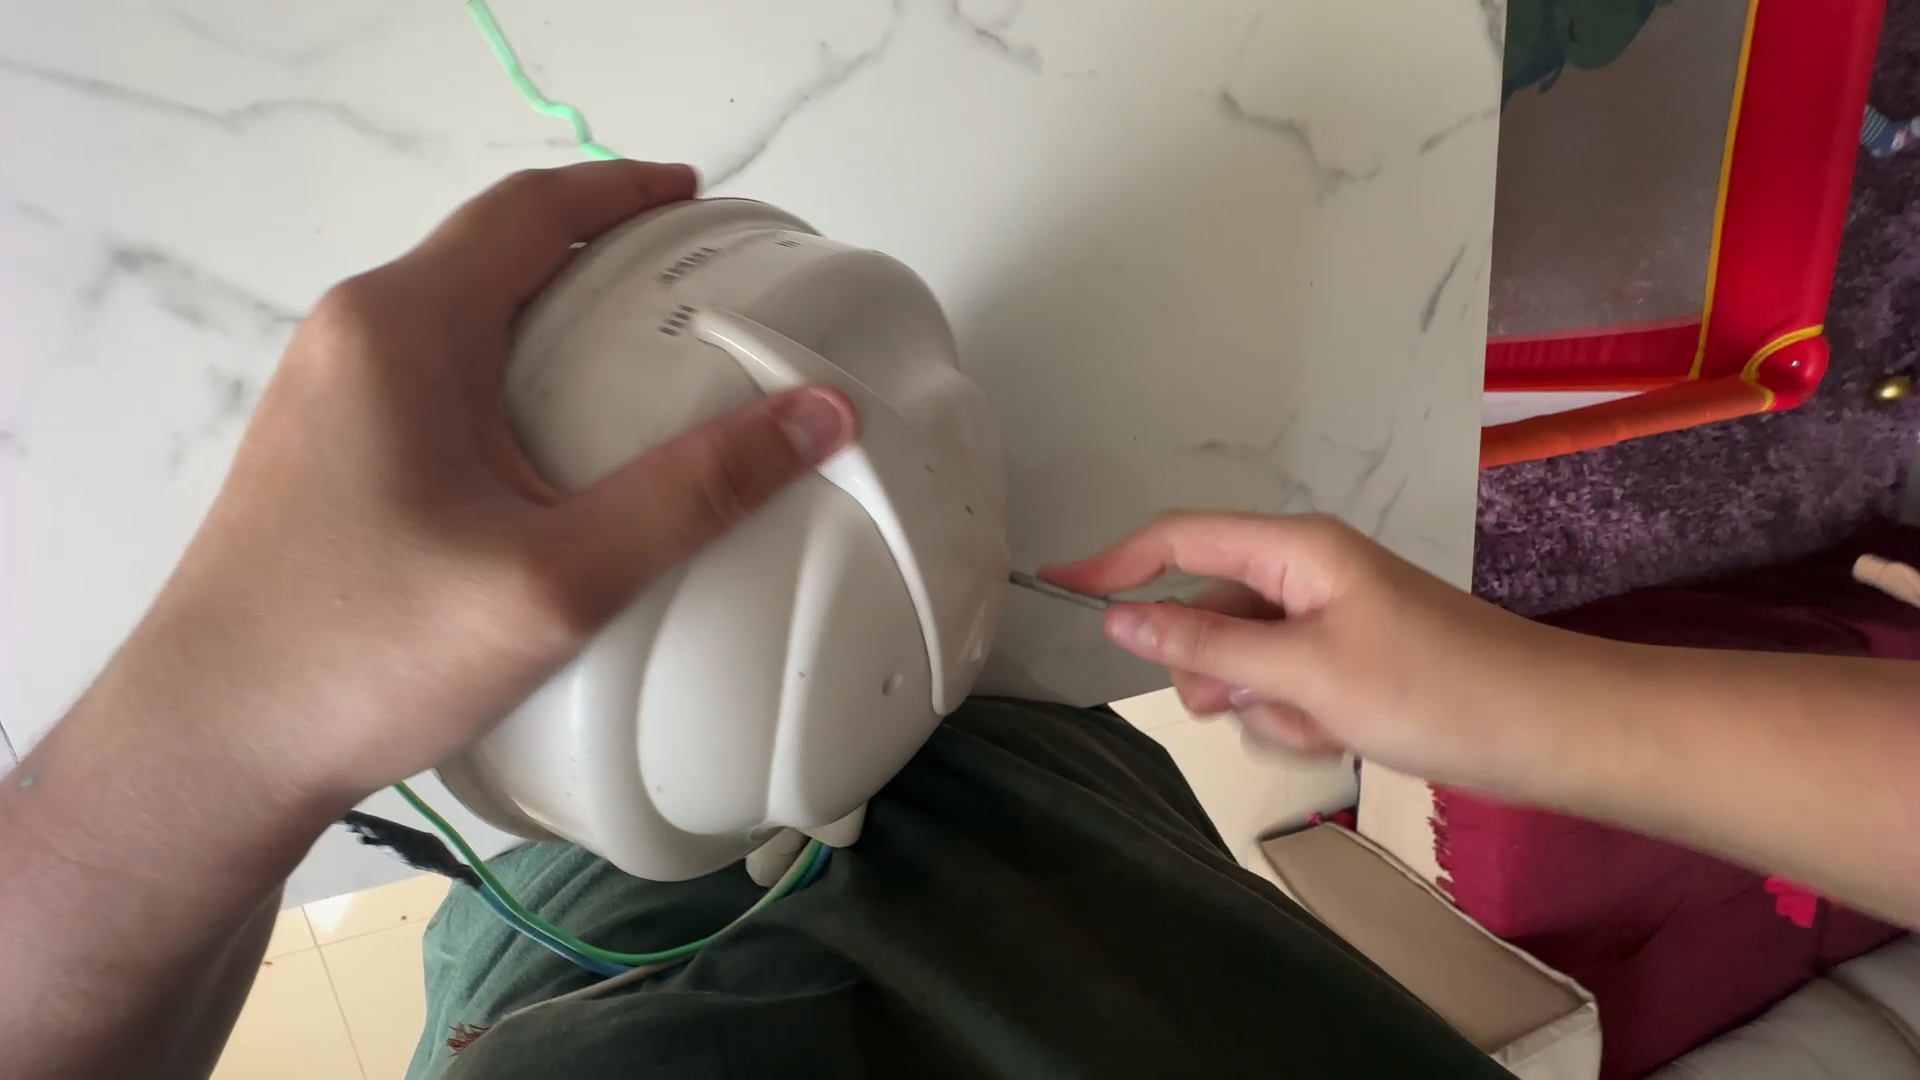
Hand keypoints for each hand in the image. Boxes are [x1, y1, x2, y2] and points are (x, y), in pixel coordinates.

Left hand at [108, 161, 857, 808]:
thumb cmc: (377, 652)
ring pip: (478, 320)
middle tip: (699, 287)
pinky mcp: (347, 455)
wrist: (215, 754)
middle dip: (605, 252)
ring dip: (567, 314)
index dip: (621, 191)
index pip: (527, 213)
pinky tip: (579, 438)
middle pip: (501, 256)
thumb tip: (822, 415)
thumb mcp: (565, 576)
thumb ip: (698, 493)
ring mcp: (343, 401)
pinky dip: (534, 372)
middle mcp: (359, 344)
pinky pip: (457, 380)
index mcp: (403, 331)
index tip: (695, 199)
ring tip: (654, 356)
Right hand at [1045, 512, 1580, 788]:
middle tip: (1256, 703)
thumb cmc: (1436, 688)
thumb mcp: (1303, 671)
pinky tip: (1340, 734)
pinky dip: (1289, 717)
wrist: (1556, 737)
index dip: (1112, 561)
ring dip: (1259, 703)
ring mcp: (1315, 618)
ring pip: (1234, 660)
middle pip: (1203, 613)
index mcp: (1291, 549)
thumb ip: (1202, 644)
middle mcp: (1296, 573)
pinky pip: (1271, 684)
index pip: (1176, 539)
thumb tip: (1115, 621)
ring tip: (1321, 725)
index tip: (1057, 584)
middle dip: (1215, 670)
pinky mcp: (1332, 657)